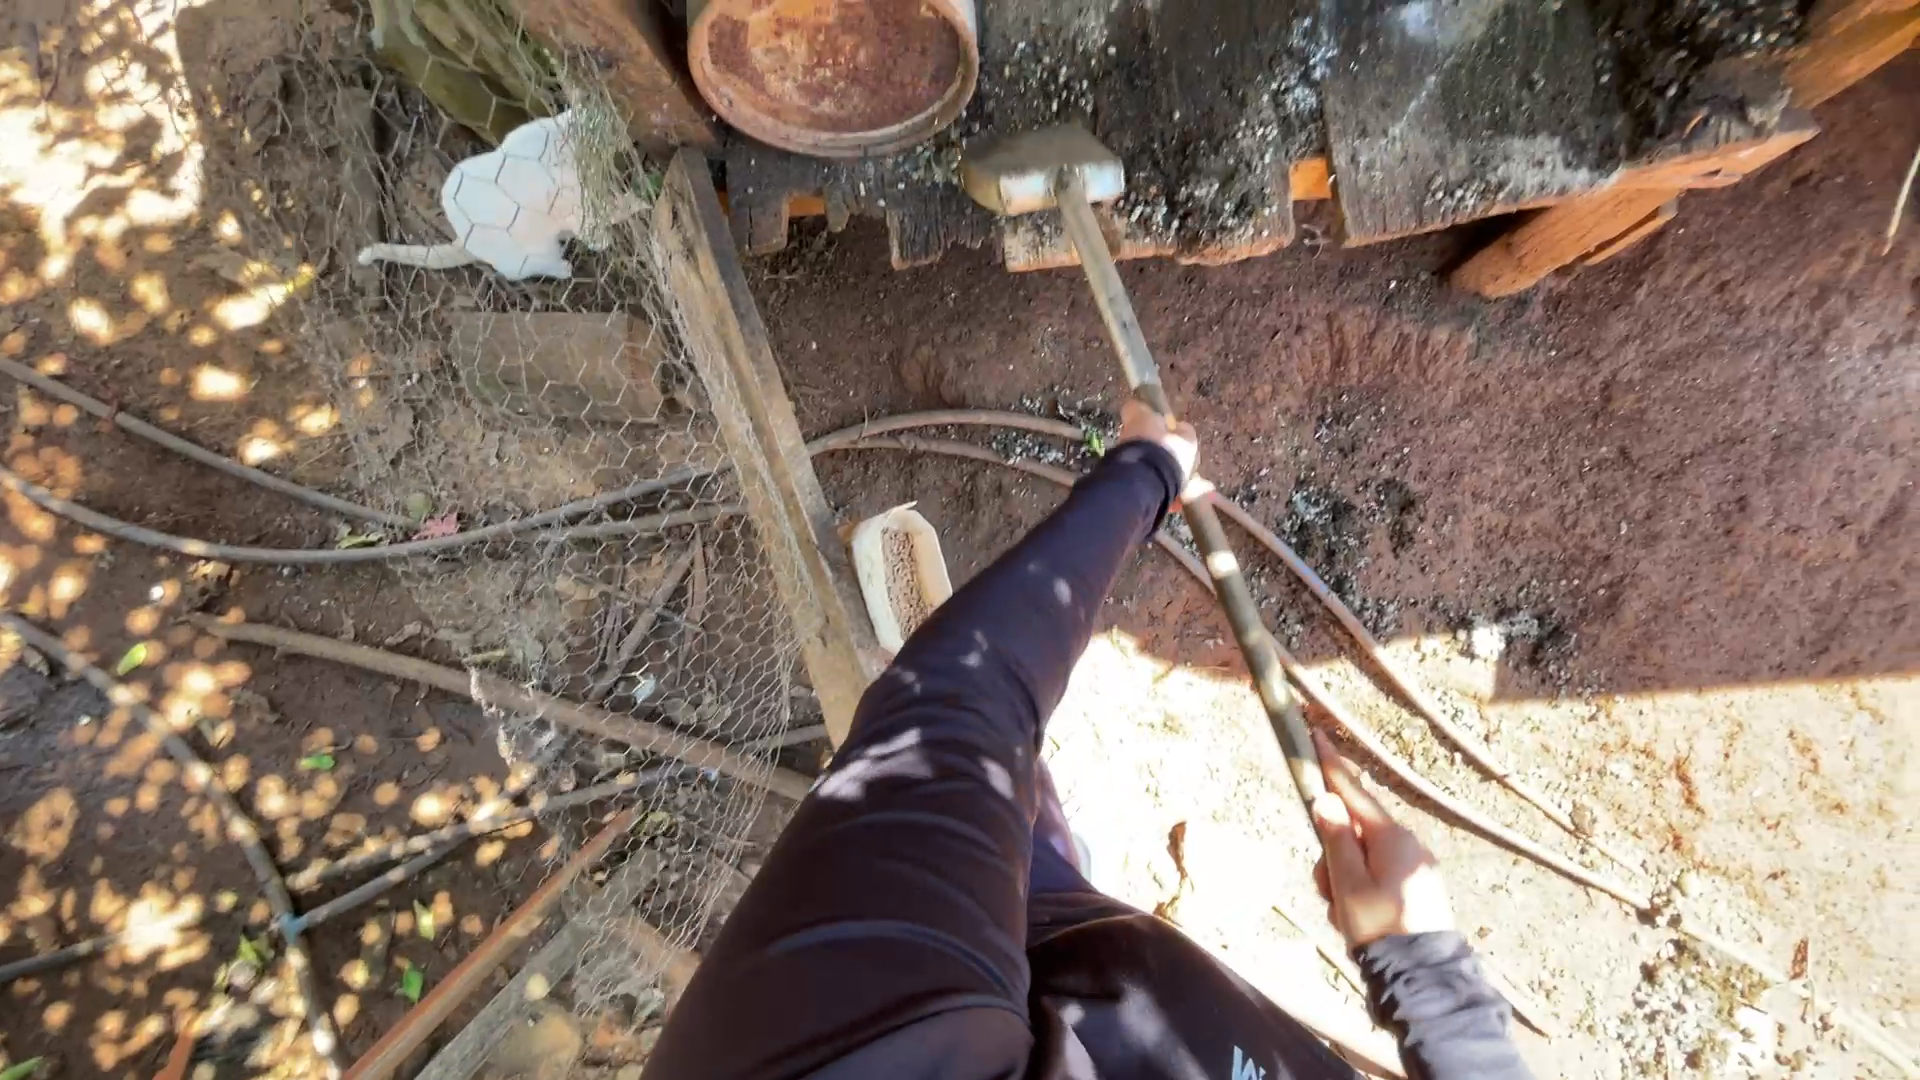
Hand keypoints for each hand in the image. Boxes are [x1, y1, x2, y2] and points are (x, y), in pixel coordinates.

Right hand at [1118, 399, 1202, 503]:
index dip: (1169, 426)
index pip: (1184, 429)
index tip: (1154, 425)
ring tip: (1138, 467)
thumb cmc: (1148, 444)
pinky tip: (1137, 483)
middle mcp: (1190, 464)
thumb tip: (1133, 406)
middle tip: (1145, 447)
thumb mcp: (1141, 418)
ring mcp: (1180, 485)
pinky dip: (1150, 486)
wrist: (1143, 480)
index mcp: (1189, 442)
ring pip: (1169, 473)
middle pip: (1177, 453)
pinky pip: (1158, 490)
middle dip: (1163, 451)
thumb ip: (1138, 410)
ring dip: (1157, 469)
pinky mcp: (1166, 502)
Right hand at [1310, 731, 1454, 946]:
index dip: (1331, 764)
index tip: (1316, 734)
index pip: (1353, 792)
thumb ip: (1336, 838)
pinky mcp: (1417, 886)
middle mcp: (1408, 844)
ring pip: (1361, 854)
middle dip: (1332, 853)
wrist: (1425, 981)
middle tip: (1327, 888)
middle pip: (1353, 829)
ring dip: (1343, 876)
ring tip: (1343, 911)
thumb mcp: (1348, 882)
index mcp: (1392, 838)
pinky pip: (1376, 873)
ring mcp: (1415, 866)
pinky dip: (1358, 887)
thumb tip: (1327, 800)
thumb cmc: (1381, 927)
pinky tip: (1356, 917)